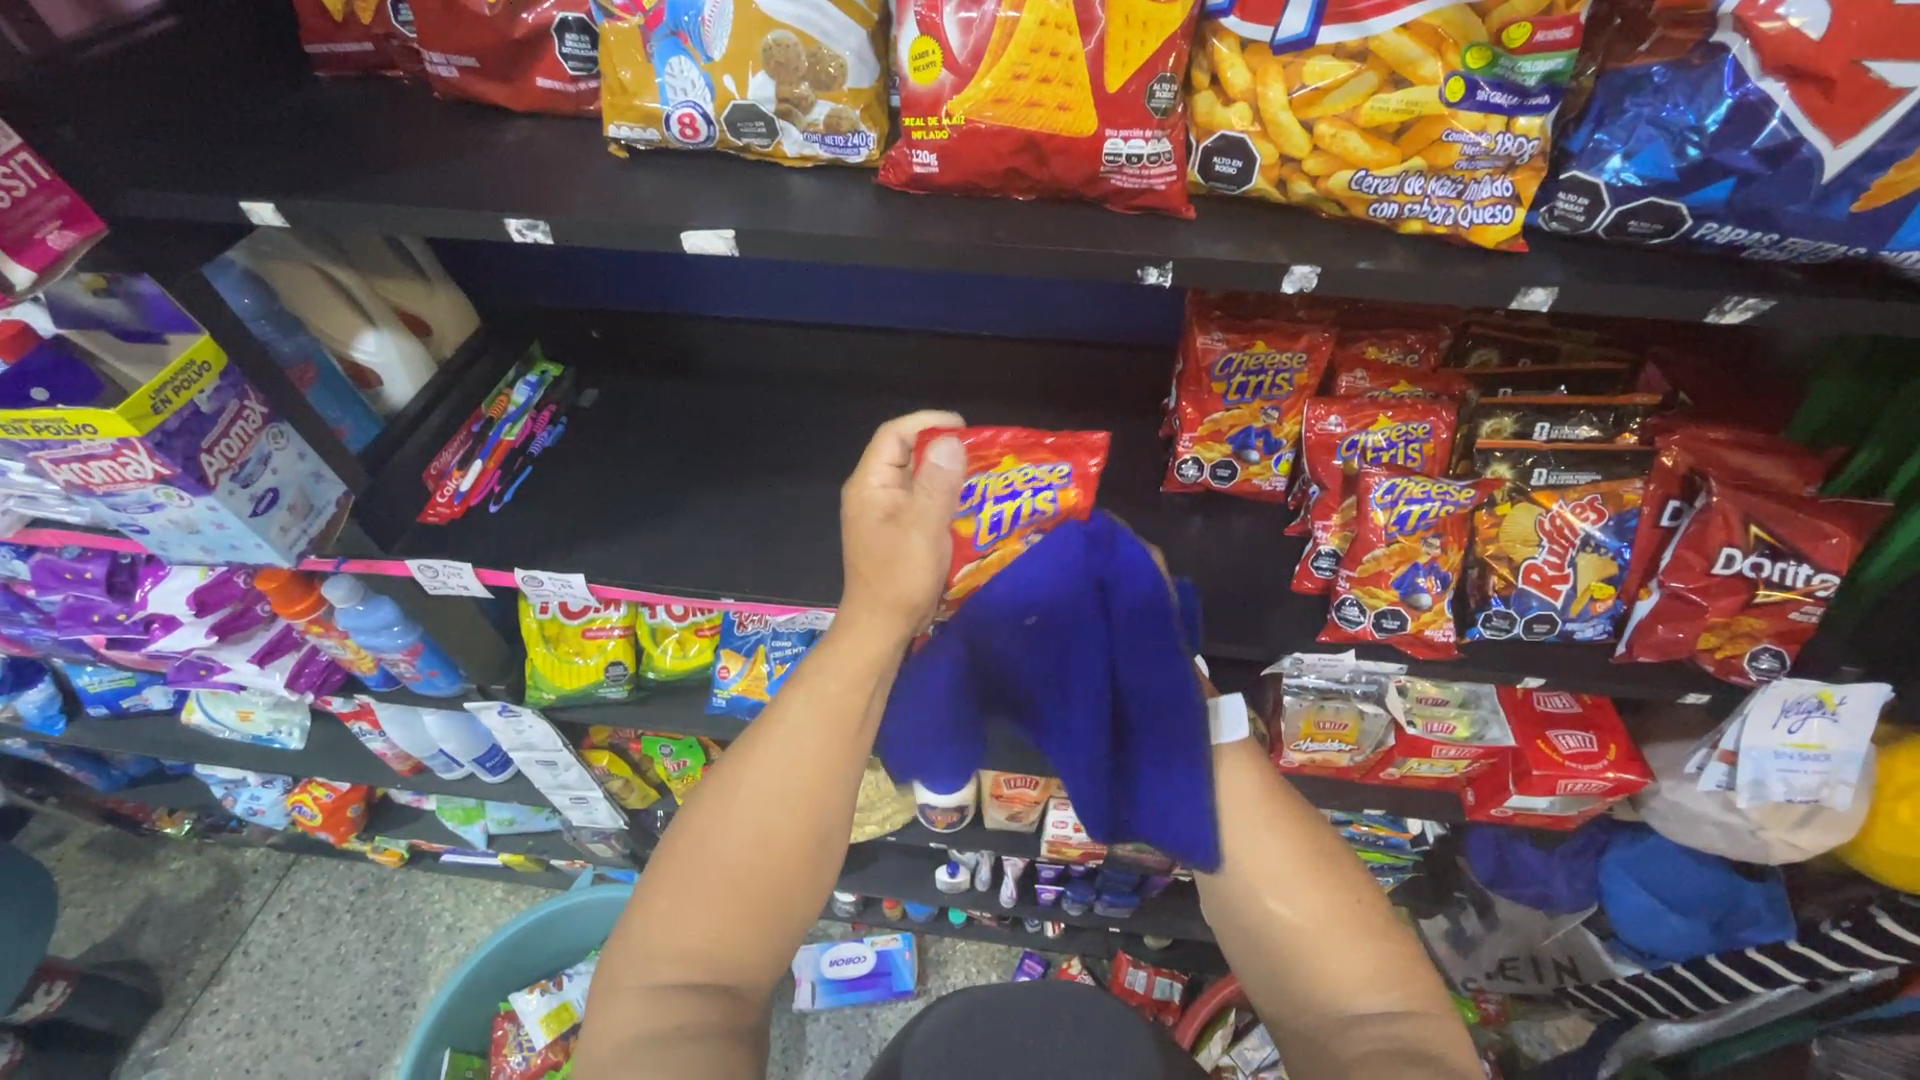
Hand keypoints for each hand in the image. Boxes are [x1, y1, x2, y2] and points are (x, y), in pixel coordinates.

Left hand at [838, 410, 966, 643]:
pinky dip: (943, 497)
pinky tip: (968, 504)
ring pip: (916, 479)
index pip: (894, 434)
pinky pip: (921, 502)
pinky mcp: (896, 532)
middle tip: (980, 452)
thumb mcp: (922, 527)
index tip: (965, 429)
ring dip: (946, 473)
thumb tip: (951, 441)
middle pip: (905, 454)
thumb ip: (937, 482)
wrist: (882, 628)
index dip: (927, 423)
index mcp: (870, 484)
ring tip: (981, 474)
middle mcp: (873, 493)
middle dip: (941, 448)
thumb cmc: (899, 578)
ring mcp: (883, 514)